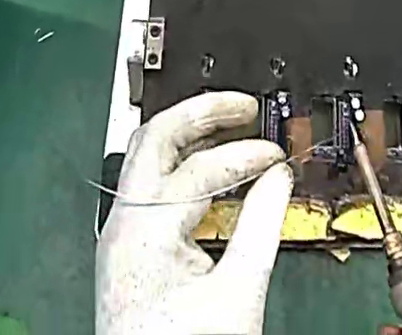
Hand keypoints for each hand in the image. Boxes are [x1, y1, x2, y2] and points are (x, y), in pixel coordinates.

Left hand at [96, 91, 293, 334]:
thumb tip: (279, 176)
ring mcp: (122, 234)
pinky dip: (188, 164)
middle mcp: (124, 223)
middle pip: (158, 136)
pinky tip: (217, 169)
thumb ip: (261, 225)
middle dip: (204, 112)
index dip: (245, 154)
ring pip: (152, 154)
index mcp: (143, 231)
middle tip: (245, 106)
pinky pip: (156, 184)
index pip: (199, 169)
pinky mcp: (130, 247)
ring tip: (233, 122)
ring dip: (193, 132)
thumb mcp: (236, 295)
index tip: (277, 154)